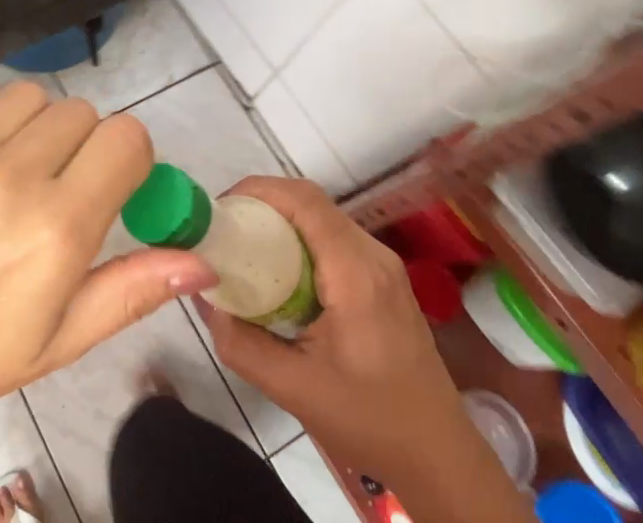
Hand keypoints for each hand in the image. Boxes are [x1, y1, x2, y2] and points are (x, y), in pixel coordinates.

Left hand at [0, 82, 217, 429]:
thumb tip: (202, 260)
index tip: (109, 187)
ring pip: (29, 97)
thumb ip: (132, 290)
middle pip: (80, 113)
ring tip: (8, 175)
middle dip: (81, 148)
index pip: (126, 139)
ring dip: (33, 128)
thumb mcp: (59, 341)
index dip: (128, 160)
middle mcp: (7, 178)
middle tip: (53, 193)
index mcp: (55, 231)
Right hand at [196, 176, 464, 473]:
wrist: (436, 452)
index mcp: (356, 274)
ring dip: (279, 223)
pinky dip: (298, 242)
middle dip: (260, 206)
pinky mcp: (383, 279)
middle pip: (311, 203)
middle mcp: (374, 256)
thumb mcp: (291, 388)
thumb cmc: (368, 419)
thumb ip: (239, 342)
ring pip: (322, 220)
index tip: (216, 212)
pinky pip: (333, 240)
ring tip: (240, 251)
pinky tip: (275, 274)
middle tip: (220, 234)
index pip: (304, 201)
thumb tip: (206, 299)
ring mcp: (383, 266)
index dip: (257, 192)